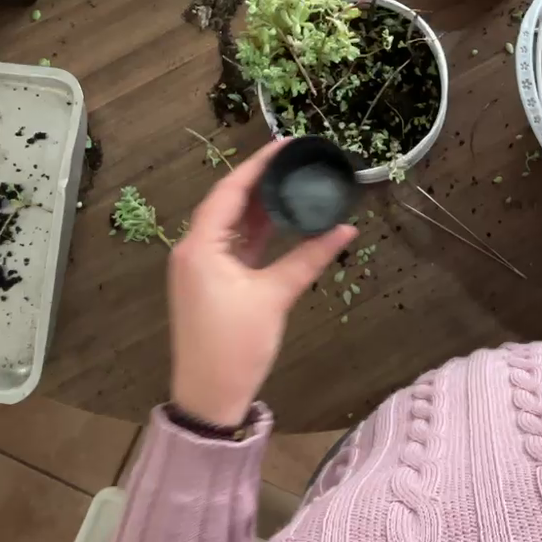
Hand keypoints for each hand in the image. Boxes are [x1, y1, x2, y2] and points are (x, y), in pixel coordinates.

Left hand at [166, 139, 356, 427]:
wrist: (208, 398)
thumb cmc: (236, 345)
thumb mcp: (275, 296)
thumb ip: (310, 257)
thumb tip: (347, 229)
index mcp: (200, 245)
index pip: (229, 191)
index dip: (258, 164)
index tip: (286, 144)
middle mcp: (194, 249)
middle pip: (228, 202)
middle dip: (260, 180)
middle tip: (295, 159)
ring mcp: (202, 266)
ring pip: (232, 224)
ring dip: (259, 205)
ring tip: (292, 179)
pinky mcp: (212, 282)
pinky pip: (234, 244)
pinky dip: (256, 230)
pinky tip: (281, 217)